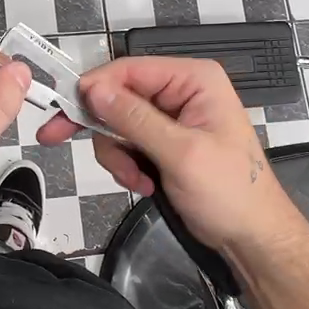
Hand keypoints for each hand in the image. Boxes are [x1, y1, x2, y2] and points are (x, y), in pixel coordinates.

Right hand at [36, 57, 301, 253]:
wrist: (252, 239)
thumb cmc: (230, 193)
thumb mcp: (180, 154)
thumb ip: (134, 119)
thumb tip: (93, 89)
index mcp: (193, 80)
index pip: (129, 69)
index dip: (95, 88)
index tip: (64, 111)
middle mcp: (181, 90)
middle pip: (118, 94)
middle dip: (102, 127)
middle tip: (56, 138)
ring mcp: (171, 117)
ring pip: (117, 122)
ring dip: (117, 154)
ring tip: (137, 181)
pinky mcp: (163, 141)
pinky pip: (127, 142)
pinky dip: (126, 164)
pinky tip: (143, 184)